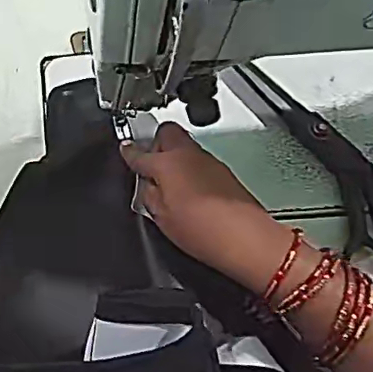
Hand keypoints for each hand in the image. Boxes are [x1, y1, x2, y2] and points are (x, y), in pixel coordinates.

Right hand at [121, 122, 297, 291]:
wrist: (246, 239)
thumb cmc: (205, 230)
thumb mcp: (160, 216)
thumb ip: (147, 194)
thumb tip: (147, 186)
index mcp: (166, 163)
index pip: (139, 152)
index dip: (129, 152)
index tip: (126, 151)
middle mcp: (189, 155)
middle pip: (166, 132)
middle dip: (155, 143)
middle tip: (149, 162)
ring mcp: (209, 161)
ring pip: (185, 146)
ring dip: (175, 158)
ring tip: (170, 184)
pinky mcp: (224, 173)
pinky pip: (200, 162)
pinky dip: (191, 171)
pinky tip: (190, 193)